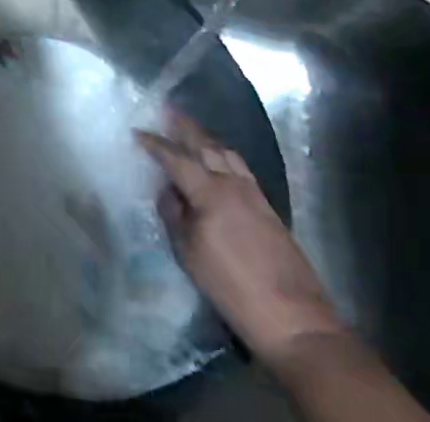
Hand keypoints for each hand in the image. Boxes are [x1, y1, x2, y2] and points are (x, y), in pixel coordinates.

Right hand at [137, 113, 344, 362]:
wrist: (293, 319)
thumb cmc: (229, 284)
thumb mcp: (187, 249)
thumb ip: (173, 213)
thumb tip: (167, 191)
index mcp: (211, 193)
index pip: (176, 158)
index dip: (155, 144)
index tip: (136, 132)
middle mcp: (235, 187)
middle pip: (208, 148)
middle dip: (186, 129)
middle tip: (167, 111)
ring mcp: (257, 198)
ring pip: (229, 157)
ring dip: (208, 140)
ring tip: (191, 131)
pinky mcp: (270, 212)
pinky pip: (242, 171)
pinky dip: (225, 158)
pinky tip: (219, 162)